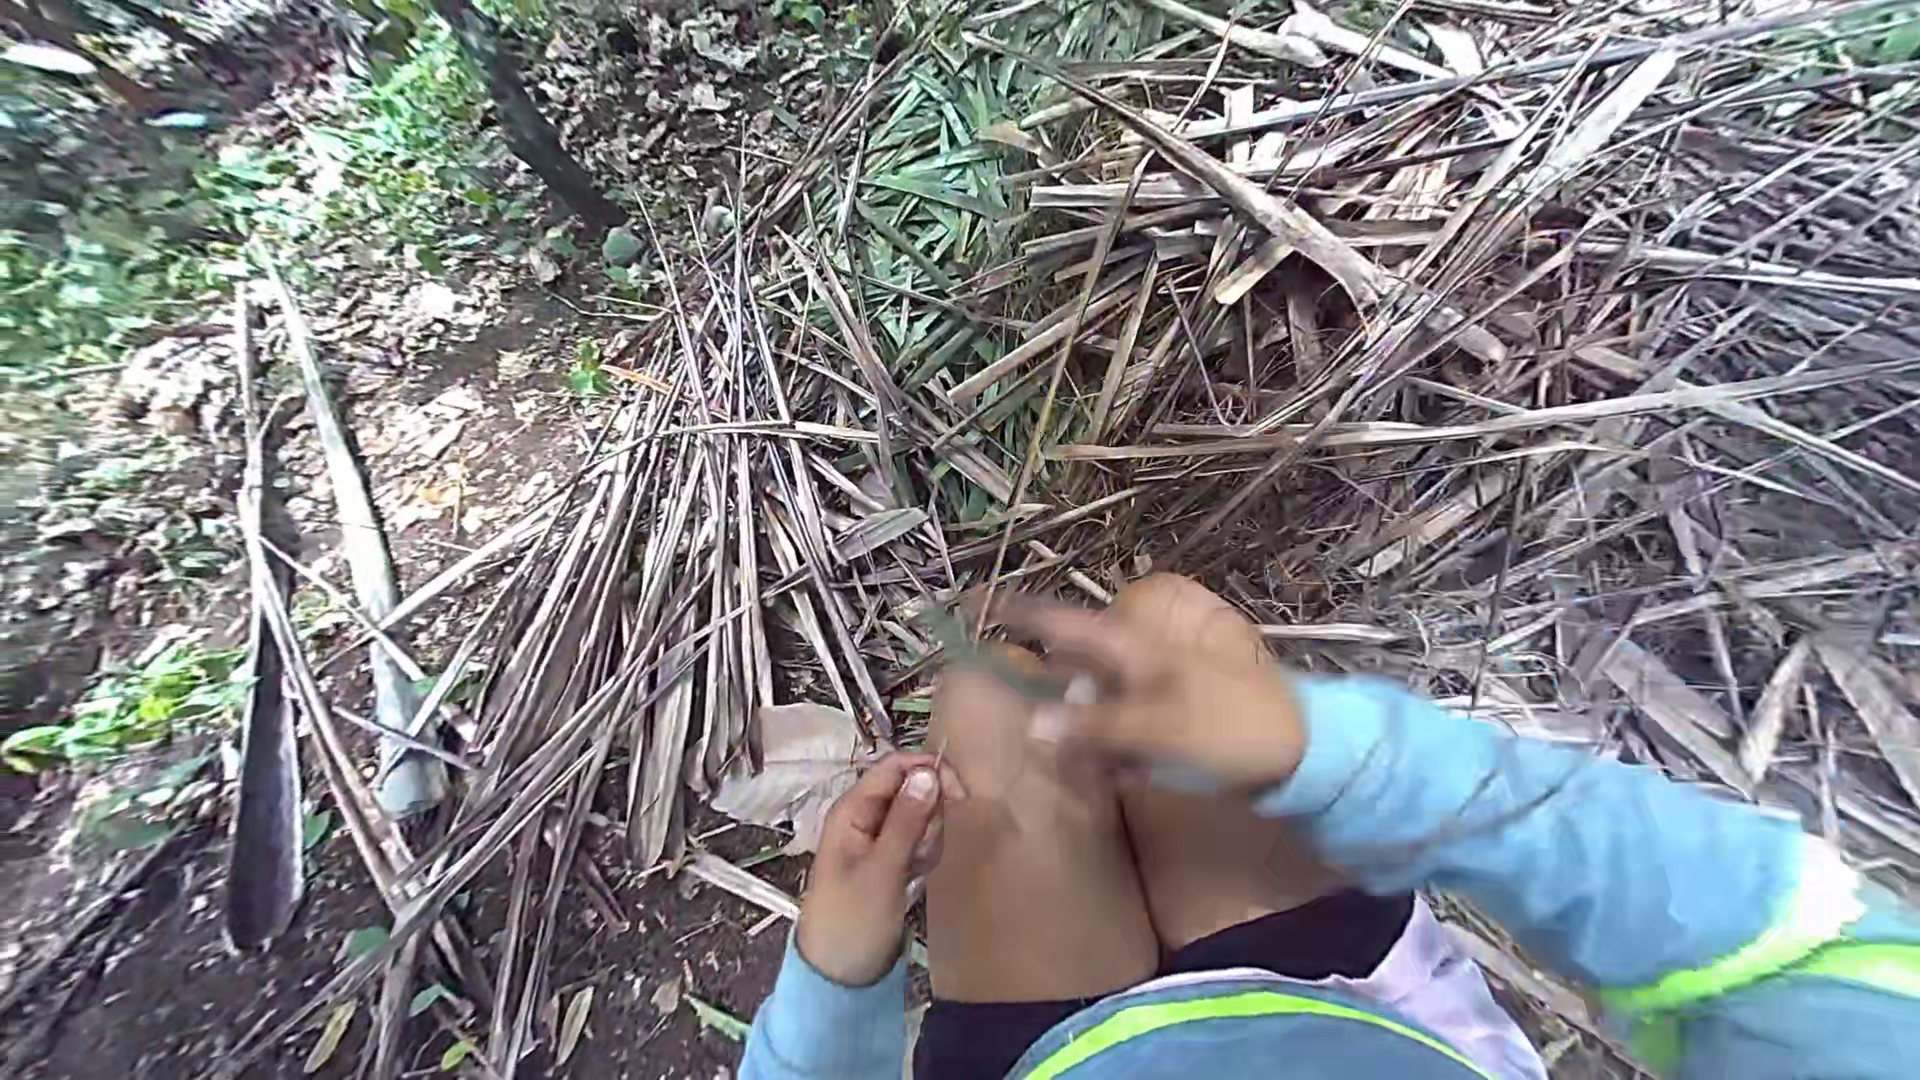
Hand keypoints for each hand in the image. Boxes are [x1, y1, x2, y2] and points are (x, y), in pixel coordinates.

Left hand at [796, 752, 962, 985]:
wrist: (840, 979)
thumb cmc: (853, 921)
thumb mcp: (882, 870)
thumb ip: (907, 819)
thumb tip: (930, 771)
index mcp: (853, 807)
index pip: (896, 765)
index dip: (928, 771)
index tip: (958, 796)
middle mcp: (865, 813)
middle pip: (912, 787)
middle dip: (928, 814)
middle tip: (922, 850)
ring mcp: (878, 835)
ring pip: (920, 812)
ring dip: (927, 837)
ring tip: (914, 869)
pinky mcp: (891, 855)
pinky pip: (919, 837)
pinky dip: (924, 853)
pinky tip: (915, 877)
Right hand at [1007, 574, 1305, 791]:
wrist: (1305, 750)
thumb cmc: (1232, 724)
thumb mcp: (1163, 725)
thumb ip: (1097, 725)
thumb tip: (1033, 723)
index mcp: (1129, 643)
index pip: (1059, 620)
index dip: (1015, 610)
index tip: (970, 602)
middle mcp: (1129, 660)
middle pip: (1067, 670)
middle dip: (1044, 696)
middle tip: (1029, 727)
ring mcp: (1142, 690)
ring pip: (1088, 707)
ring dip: (1077, 736)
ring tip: (1084, 766)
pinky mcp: (1155, 720)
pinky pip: (1113, 732)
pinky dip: (1106, 753)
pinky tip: (1114, 776)